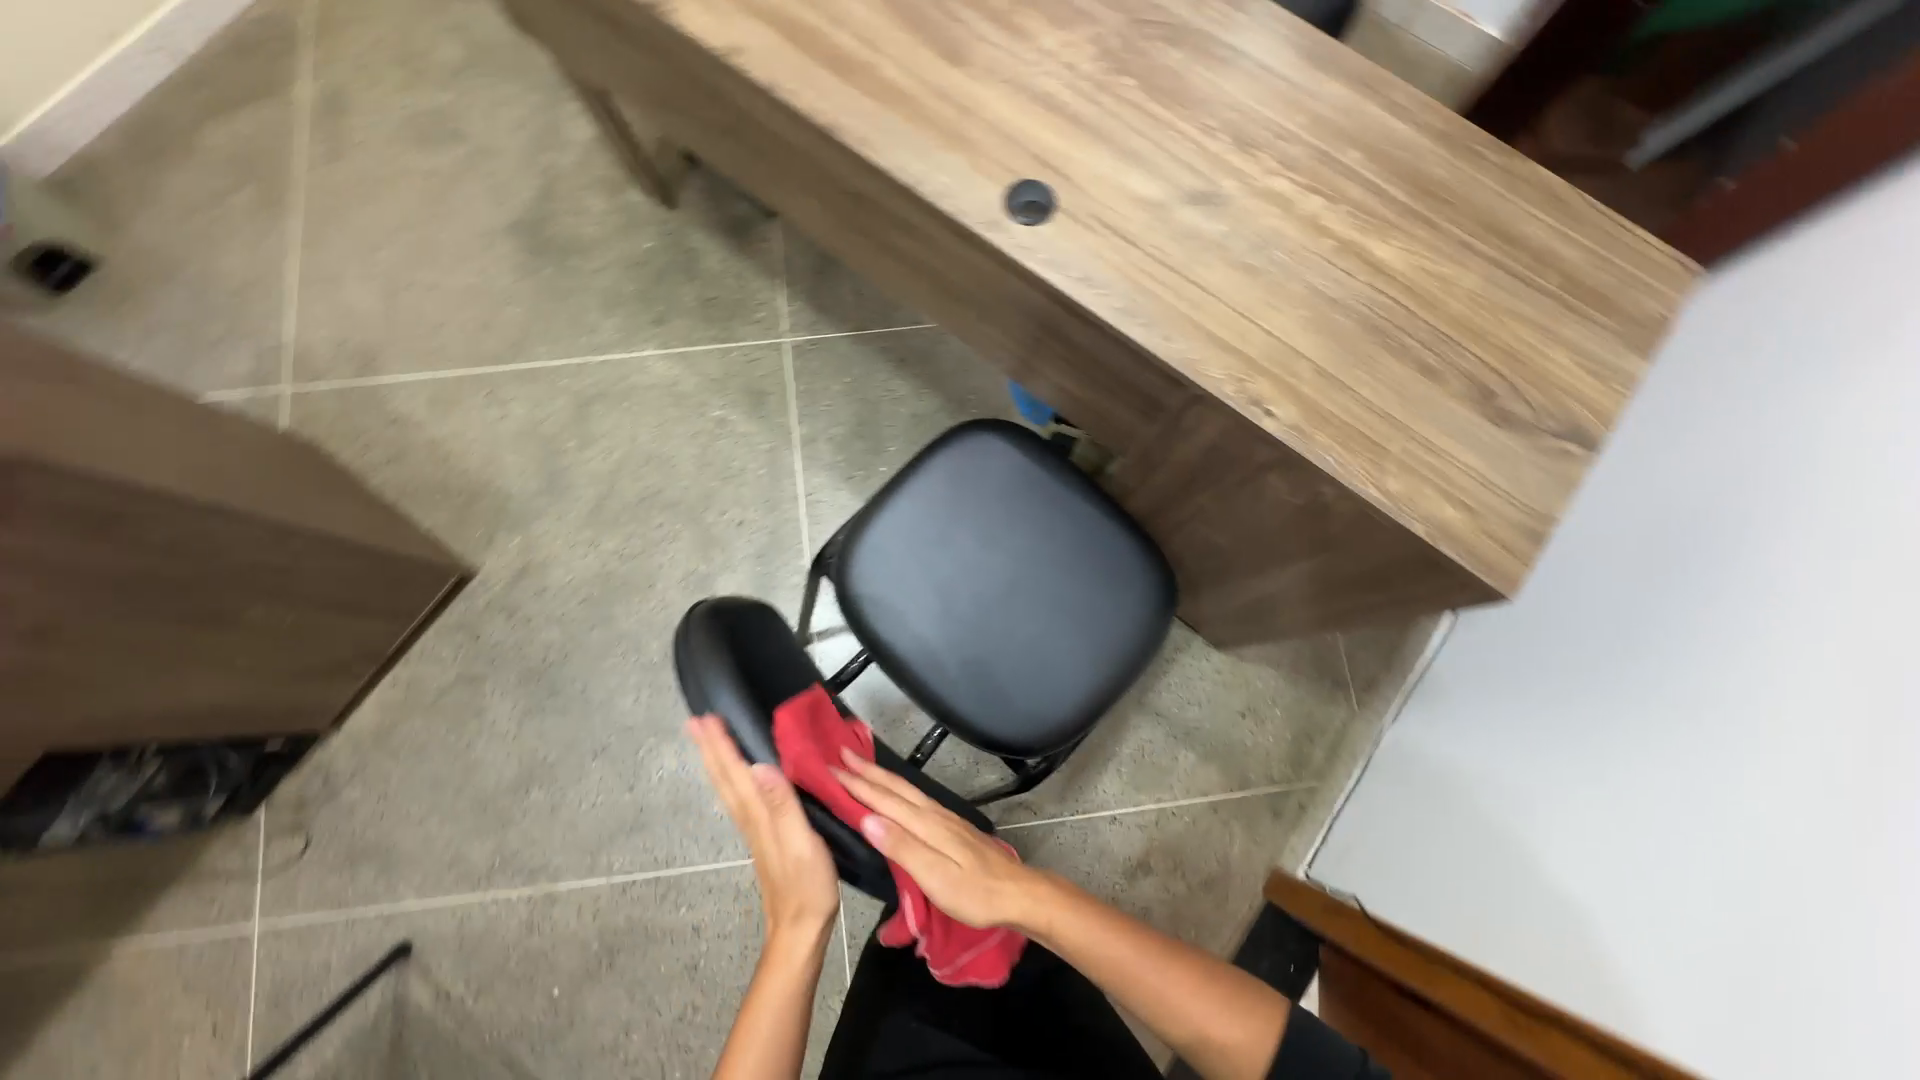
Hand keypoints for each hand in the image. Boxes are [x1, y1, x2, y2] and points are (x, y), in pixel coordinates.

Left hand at [687, 714, 839, 946]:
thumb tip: (759, 766)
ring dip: (718, 763)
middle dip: (711, 749)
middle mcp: (750, 819)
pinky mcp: (764, 839)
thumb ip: (782, 805)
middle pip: (725, 779)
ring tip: (709, 742)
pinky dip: (733, 781)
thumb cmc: (806, 887)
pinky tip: (740, 780)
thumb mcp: (801, 843)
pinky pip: (741, 800)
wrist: (800, 930)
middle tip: (695, 722)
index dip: (721, 745)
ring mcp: (755, 831)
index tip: (706, 718)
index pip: (735, 772)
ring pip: (730, 789)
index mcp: (758, 815)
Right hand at [833, 750, 1052, 931]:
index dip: (856, 784)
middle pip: (895, 788)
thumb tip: (867, 820)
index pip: (883, 800)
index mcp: (926, 825)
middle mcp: (934, 814)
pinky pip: (916, 799)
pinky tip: (896, 794)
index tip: (829, 768)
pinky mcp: (952, 827)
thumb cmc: (976, 893)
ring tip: (862, 766)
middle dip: (866, 771)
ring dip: (881, 777)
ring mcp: (945, 818)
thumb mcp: (936, 877)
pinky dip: (898, 790)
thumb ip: (902, 847)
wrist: (1019, 894)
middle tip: (840, 754)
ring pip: (906, 790)